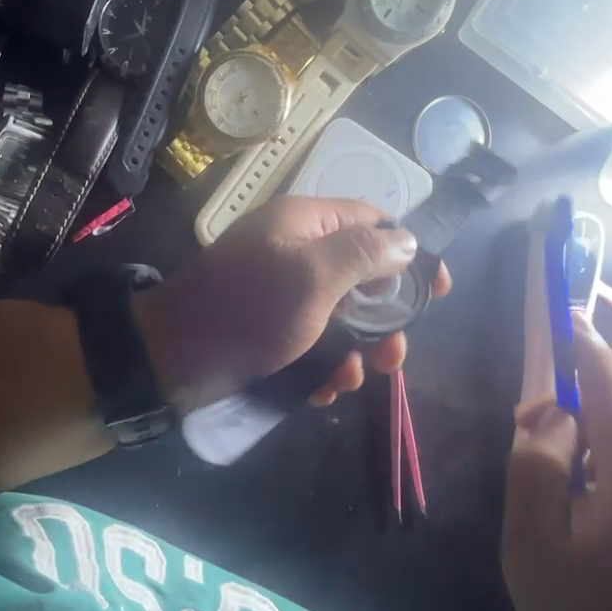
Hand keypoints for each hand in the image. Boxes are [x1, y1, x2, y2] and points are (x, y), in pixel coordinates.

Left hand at [135, 197, 450, 410]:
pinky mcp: (271, 330)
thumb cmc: (248, 309)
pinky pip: (313, 343)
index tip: (437, 291)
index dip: (409, 252)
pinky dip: (323, 366)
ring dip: (354, 352)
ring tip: (348, 378)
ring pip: (341, 318)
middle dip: (383, 320)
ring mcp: (282, 294)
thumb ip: (363, 254)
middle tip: (391, 356)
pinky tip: (321, 389)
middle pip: (362, 277)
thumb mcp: (312, 275)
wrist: (174, 357)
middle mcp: (296, 252)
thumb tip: (407, 241)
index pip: (374, 221)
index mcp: (306, 223)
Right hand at [502, 314, 611, 610]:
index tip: (573, 319)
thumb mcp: (527, 530)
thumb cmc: (554, 601)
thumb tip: (558, 410)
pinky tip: (586, 482)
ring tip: (554, 457)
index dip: (594, 360)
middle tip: (530, 420)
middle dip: (588, 402)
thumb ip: (539, 460)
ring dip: (603, 427)